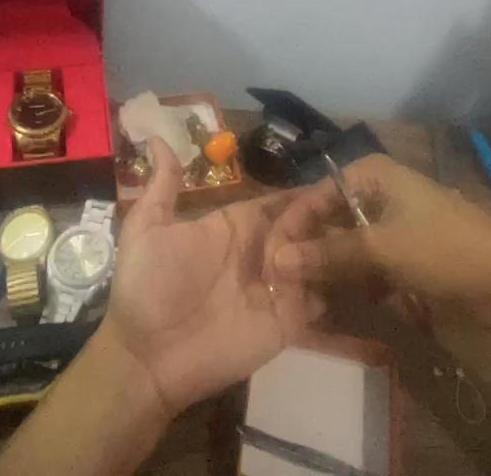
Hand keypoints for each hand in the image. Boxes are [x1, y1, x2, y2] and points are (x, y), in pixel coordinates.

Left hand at [101, 139, 323, 416]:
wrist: (146, 355)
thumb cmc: (146, 287)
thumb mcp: (147, 228)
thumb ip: (163, 185)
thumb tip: (157, 135)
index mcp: (233, 227)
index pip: (275, 202)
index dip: (298, 192)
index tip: (329, 178)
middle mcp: (259, 253)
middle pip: (302, 227)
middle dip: (321, 215)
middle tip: (344, 207)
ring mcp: (273, 289)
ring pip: (314, 260)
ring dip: (326, 248)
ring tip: (344, 237)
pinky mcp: (283, 324)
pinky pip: (314, 302)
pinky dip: (326, 288)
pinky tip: (339, 275)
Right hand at [268, 153, 490, 322]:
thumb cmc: (445, 250)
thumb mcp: (382, 249)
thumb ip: (328, 254)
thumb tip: (276, 261)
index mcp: (373, 174)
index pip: (316, 193)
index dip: (293, 225)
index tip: (269, 258)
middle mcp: (379, 190)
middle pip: (330, 218)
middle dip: (309, 249)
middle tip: (282, 282)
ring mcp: (393, 223)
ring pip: (346, 243)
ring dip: (328, 269)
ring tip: (303, 297)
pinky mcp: (405, 253)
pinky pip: (366, 263)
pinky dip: (352, 281)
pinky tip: (336, 303)